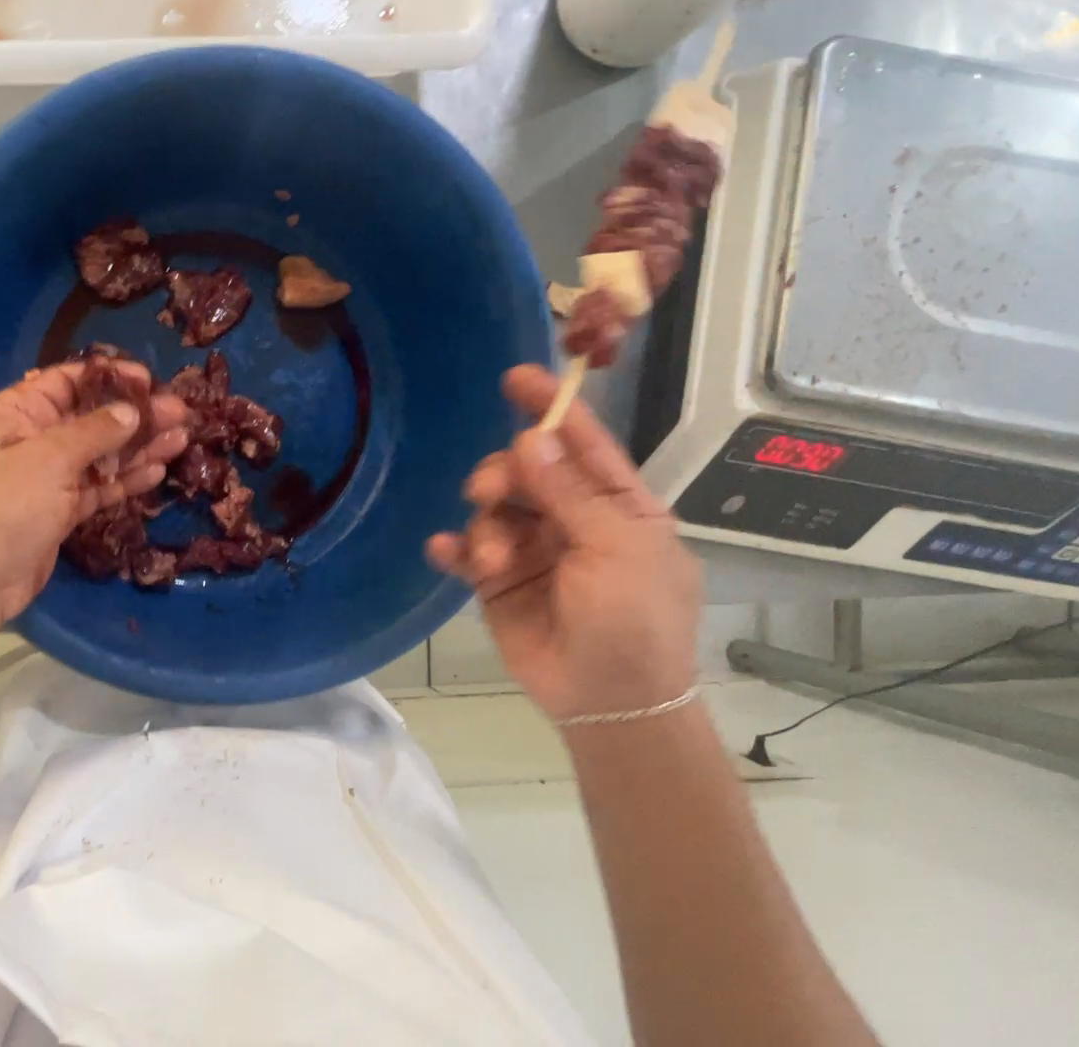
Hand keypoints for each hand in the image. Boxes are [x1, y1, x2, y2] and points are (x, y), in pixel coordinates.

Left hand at [0, 360, 188, 634]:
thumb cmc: (3, 509)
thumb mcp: (48, 460)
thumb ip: (94, 432)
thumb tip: (131, 411)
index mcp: (15, 413)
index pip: (67, 382)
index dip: (110, 379)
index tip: (151, 382)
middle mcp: (31, 438)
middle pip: (91, 418)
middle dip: (135, 416)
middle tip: (181, 414)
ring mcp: (46, 477)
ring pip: (100, 454)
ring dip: (139, 447)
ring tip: (182, 439)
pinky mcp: (60, 510)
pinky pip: (99, 487)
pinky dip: (126, 480)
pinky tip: (157, 471)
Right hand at [426, 366, 700, 722]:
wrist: (609, 701)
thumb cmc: (634, 621)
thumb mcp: (615, 549)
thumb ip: (569, 494)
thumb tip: (531, 438)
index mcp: (617, 506)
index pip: (582, 445)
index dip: (552, 410)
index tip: (516, 378)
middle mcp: (571, 520)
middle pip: (525, 473)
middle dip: (502, 475)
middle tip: (489, 493)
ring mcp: (531, 551)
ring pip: (492, 511)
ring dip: (484, 525)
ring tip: (491, 559)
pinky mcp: (496, 584)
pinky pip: (466, 553)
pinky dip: (453, 549)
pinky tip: (444, 552)